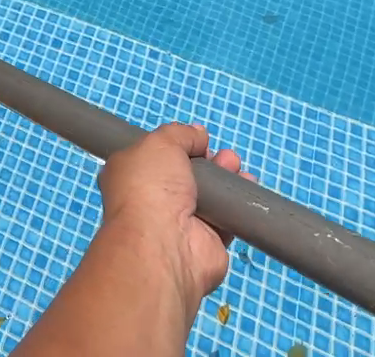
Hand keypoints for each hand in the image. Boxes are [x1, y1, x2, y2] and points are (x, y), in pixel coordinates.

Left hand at [96, 123, 246, 319]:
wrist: (164, 242)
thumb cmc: (150, 185)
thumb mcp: (160, 143)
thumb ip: (180, 134)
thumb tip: (198, 133)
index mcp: (127, 173)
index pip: (152, 155)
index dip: (175, 146)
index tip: (196, 140)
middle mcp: (149, 196)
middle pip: (183, 173)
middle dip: (206, 160)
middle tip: (225, 155)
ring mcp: (177, 220)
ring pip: (205, 194)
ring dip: (223, 178)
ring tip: (236, 166)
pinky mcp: (204, 241)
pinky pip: (223, 218)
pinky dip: (236, 203)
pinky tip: (247, 187)